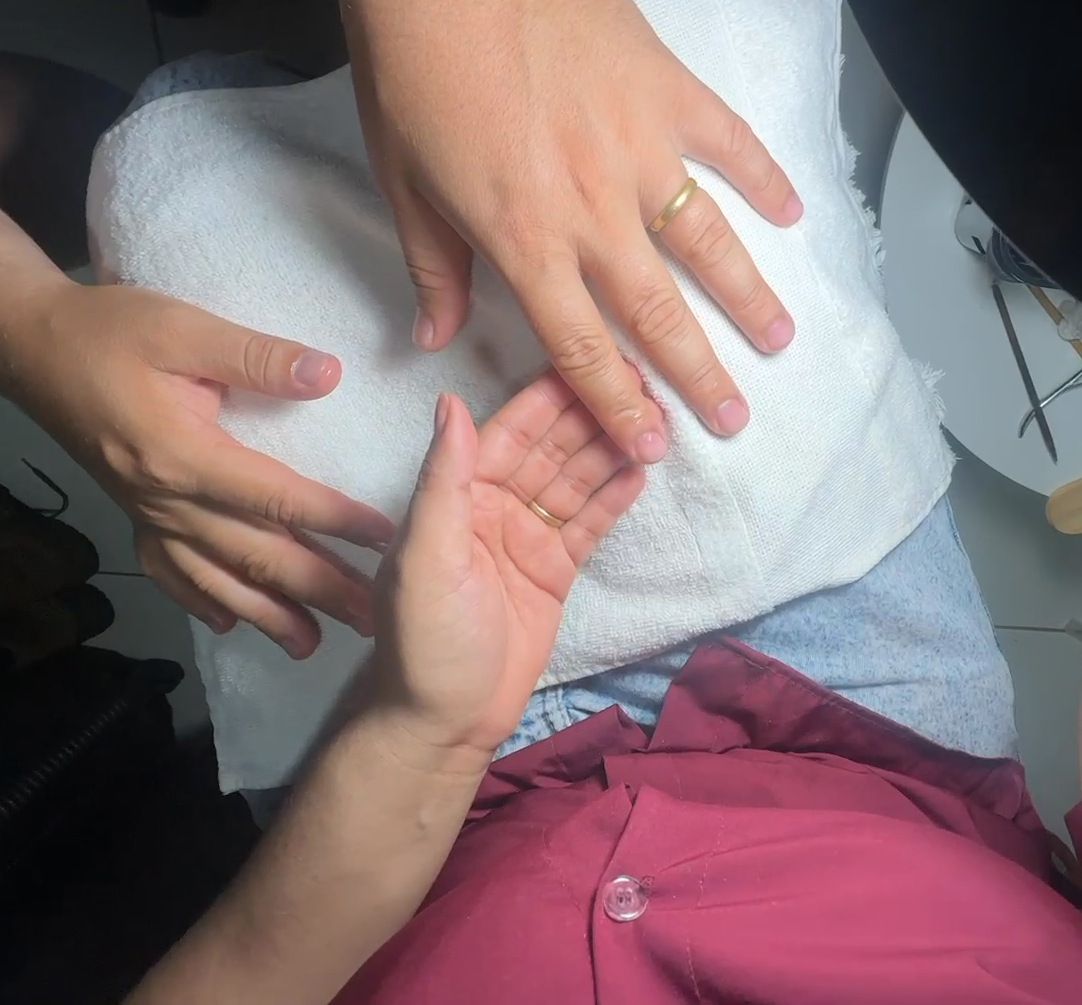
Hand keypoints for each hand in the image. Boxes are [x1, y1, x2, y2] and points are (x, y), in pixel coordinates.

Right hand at [0, 282, 394, 656]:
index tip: (387, 540)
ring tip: (311, 644)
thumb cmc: (107, 330)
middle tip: (372, 620)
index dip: (336, 521)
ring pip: (216, 577)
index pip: (278, 500)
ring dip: (266, 614)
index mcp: (185, 457)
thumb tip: (328, 375)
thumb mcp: (183, 328)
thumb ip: (256, 355)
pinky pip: (170, 572)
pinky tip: (230, 624)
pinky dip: (202, 601)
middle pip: (256, 555)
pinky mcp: (134, 514)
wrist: (22, 343)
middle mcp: (167, 500)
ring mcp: (147, 514)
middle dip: (317, 591)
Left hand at [323, 0, 802, 463]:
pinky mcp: (664, 89)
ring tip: (780, 338)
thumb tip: (433, 340)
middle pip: (658, 314)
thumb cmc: (412, 69)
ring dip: (747, 296)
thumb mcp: (404, 184)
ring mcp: (637, 147)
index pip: (583, 349)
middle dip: (699, 376)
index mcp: (526, 241)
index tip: (653, 446)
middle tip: (734, 418)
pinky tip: (791, 212)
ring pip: (708, 241)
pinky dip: (763, 177)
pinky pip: (727, 142)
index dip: (619, 406)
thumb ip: (432, 271)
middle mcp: (593, 210)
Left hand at [367, 372, 644, 758]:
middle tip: (641, 388)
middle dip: (591, 419)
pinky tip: (641, 471)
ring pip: (576, 482)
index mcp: (460, 494)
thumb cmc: (427, 638)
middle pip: (552, 450)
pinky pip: (589, 524)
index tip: (591, 363)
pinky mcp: (556, 568)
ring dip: (610, 452)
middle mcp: (496, 505)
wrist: (448, 719)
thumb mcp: (428, 555)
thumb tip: (451, 401)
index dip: (549, 399)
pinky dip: (613, 498)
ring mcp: (529, 535)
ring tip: (653, 424)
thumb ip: (445, 480)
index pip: (511, 432)